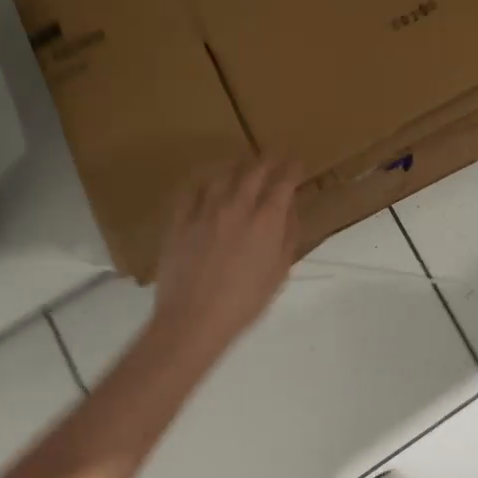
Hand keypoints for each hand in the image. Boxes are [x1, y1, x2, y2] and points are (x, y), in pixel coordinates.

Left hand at [148, 156, 302, 361]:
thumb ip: (288, 235)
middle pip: (255, 170)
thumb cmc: (245, 301)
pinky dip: (203, 183)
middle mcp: (238, 206)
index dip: (293, 168)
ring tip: (242, 166)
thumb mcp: (279, 271)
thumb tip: (290, 210)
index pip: (284, 181)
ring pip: (223, 175)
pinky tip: (206, 185)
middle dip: (269, 160)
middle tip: (275, 157)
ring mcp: (206, 211)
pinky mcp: (180, 222)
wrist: (193, 321)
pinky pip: (191, 191)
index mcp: (267, 219)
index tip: (298, 164)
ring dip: (237, 167)